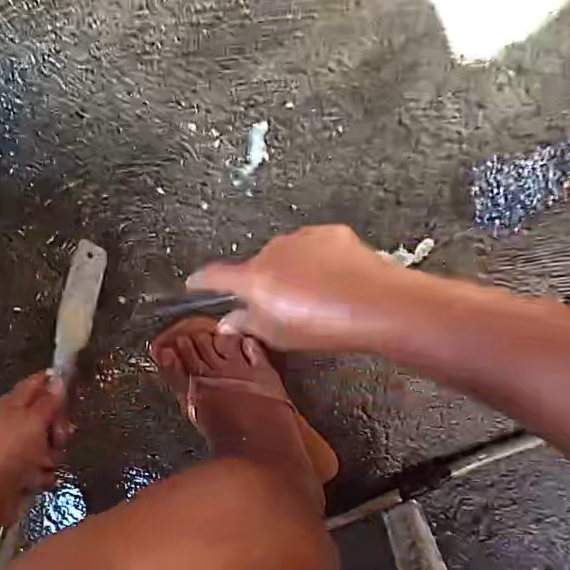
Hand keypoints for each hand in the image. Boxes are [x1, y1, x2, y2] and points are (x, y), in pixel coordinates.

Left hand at [0, 372, 69, 508]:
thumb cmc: (9, 451)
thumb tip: (59, 378)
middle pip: (48, 416)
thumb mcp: (34, 420)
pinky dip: (42, 474)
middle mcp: (13, 423)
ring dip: (52, 455)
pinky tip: (35, 480)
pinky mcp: (18, 471)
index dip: (56, 385)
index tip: (74, 393)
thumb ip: (49, 401)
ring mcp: (15, 449)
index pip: (38, 383)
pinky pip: (41, 467)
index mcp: (12, 404)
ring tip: (42, 464)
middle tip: (58, 438)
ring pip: (49, 445)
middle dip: (59, 428)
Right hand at [186, 225, 431, 351]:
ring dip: (292, 272)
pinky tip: (333, 282)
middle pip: (256, 267)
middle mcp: (272, 251)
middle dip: (263, 284)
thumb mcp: (279, 335)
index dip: (202, 281)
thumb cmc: (325, 324)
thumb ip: (248, 325)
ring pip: (286, 256)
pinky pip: (314, 248)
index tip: (194, 283)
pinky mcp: (330, 234)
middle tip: (279, 308)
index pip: (215, 276)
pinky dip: (317, 262)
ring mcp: (302, 239)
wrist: (375, 303)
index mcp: (253, 278)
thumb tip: (228, 323)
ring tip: (313, 298)